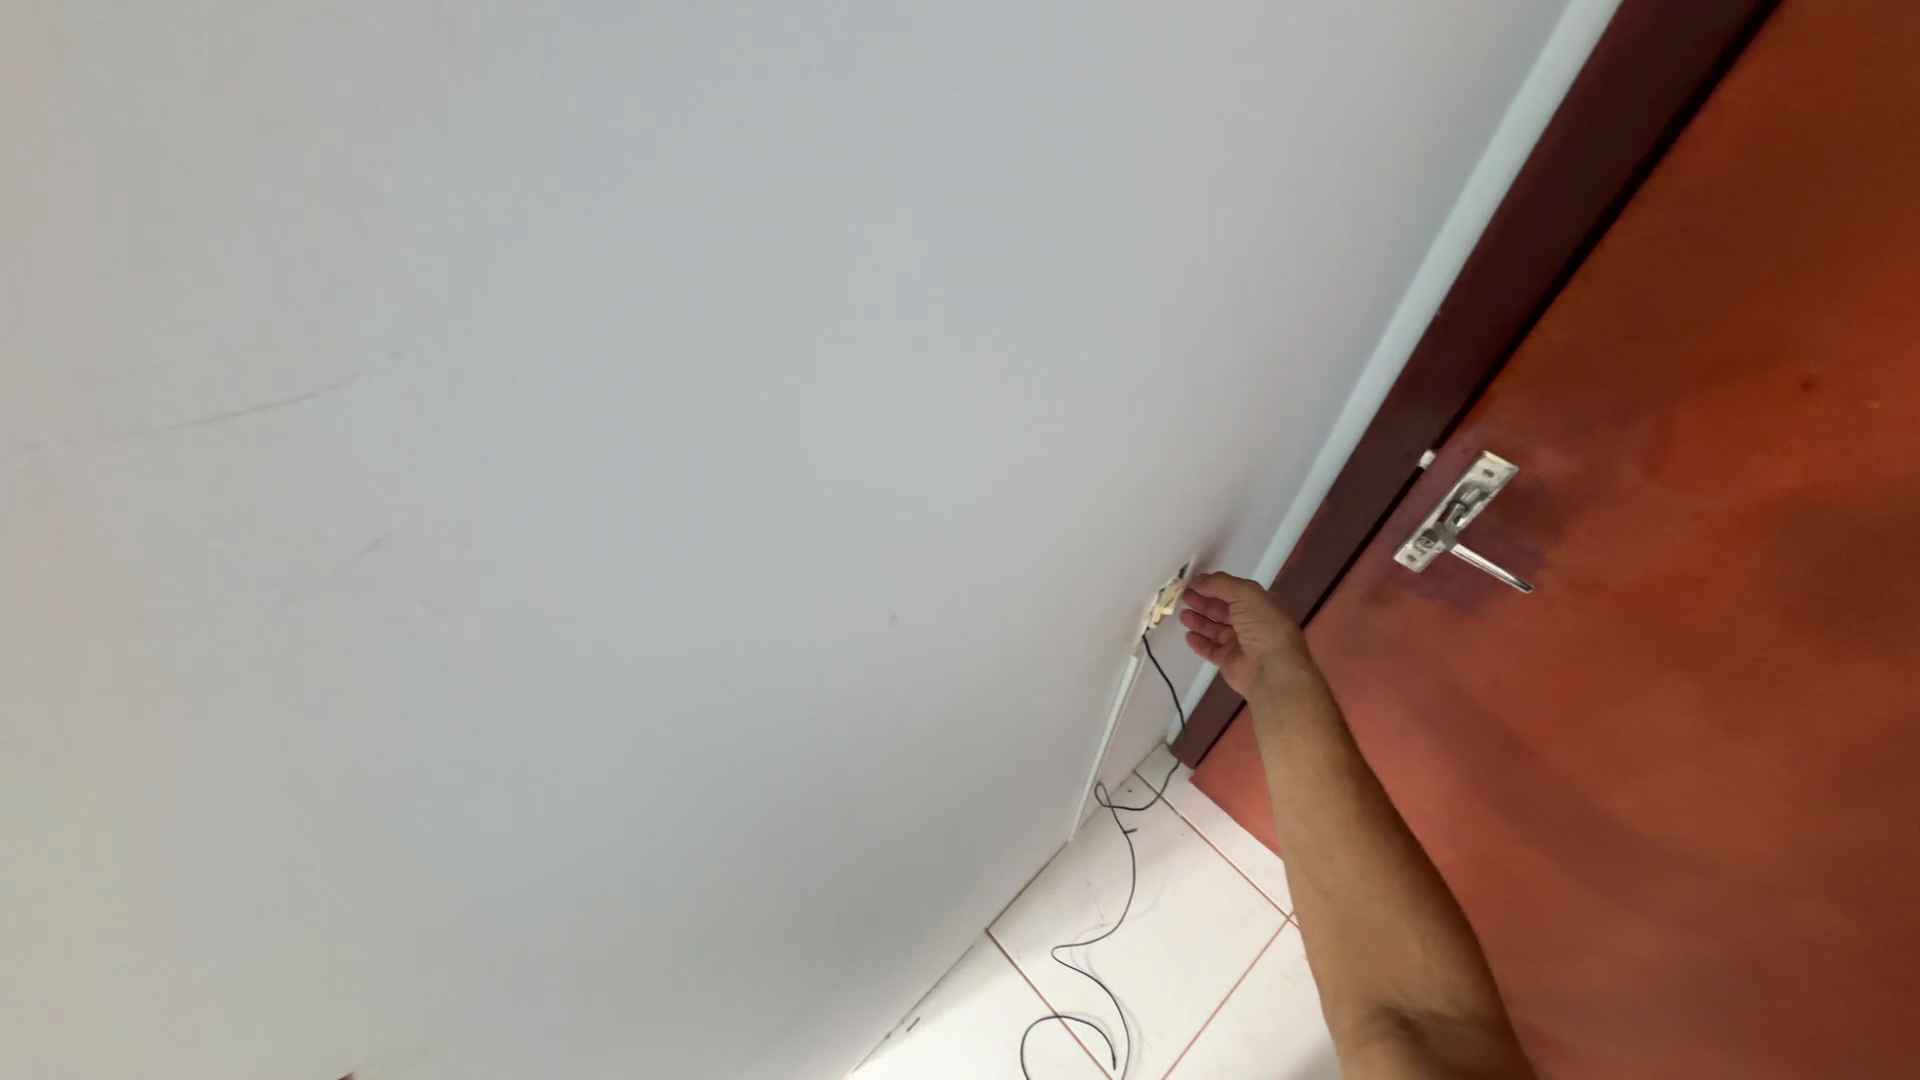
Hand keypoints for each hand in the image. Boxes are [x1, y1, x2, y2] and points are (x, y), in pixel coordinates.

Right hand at [1179, 572, 1316, 702]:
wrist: (1271, 671)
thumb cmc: (1263, 628)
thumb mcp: (1246, 594)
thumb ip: (1220, 584)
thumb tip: (1197, 581)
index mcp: (1260, 606)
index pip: (1234, 592)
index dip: (1215, 586)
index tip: (1194, 583)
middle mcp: (1251, 624)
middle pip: (1223, 610)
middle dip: (1204, 602)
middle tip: (1184, 597)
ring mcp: (1240, 644)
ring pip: (1215, 629)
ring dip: (1199, 621)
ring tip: (1183, 616)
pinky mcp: (1229, 662)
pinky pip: (1211, 649)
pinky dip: (1199, 642)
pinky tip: (1189, 635)